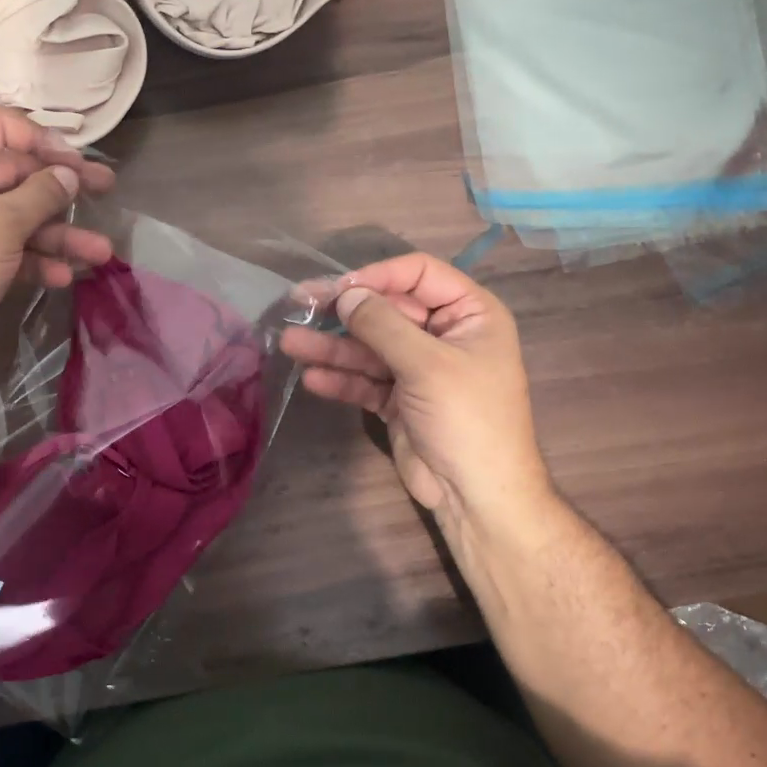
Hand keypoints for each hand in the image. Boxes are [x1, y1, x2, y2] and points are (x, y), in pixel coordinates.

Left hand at [0, 108, 115, 356]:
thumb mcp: (3, 222)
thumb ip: (42, 192)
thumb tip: (69, 174)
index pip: (1, 127)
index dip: (43, 139)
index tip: (76, 160)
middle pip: (17, 174)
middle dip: (62, 192)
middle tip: (106, 187)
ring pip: (20, 216)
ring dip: (60, 234)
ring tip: (100, 252)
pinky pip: (11, 246)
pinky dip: (37, 258)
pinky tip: (64, 275)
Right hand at [281, 253, 551, 522]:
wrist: (476, 493)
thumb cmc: (467, 417)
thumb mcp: (427, 365)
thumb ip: (382, 325)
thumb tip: (344, 294)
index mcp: (469, 314)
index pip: (419, 274)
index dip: (378, 275)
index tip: (339, 288)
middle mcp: (444, 334)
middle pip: (387, 310)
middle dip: (344, 312)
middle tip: (298, 304)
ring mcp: (420, 369)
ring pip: (369, 347)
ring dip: (332, 346)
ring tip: (290, 343)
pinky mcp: (399, 400)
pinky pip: (366, 380)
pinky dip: (341, 379)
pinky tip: (312, 379)